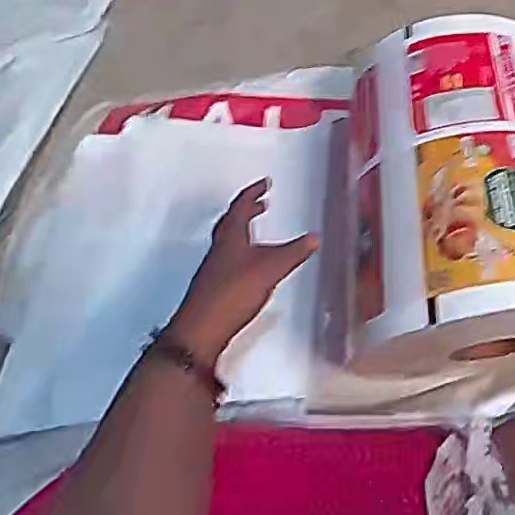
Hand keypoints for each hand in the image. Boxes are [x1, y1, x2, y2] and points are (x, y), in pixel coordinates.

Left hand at [166, 179, 318, 363]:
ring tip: (258, 229)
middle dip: (248, 208)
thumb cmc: (231, 293)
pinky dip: (242, 251)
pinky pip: (229, 257)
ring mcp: (214, 267)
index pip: (241, 205)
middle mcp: (220, 248)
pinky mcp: (214, 285)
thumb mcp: (272, 268)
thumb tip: (313, 238)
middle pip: (232, 220)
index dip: (254, 192)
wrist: (201, 330)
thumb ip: (294, 252)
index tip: (264, 184)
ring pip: (229, 239)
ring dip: (244, 229)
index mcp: (231, 236)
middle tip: (260, 202)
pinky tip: (252, 264)